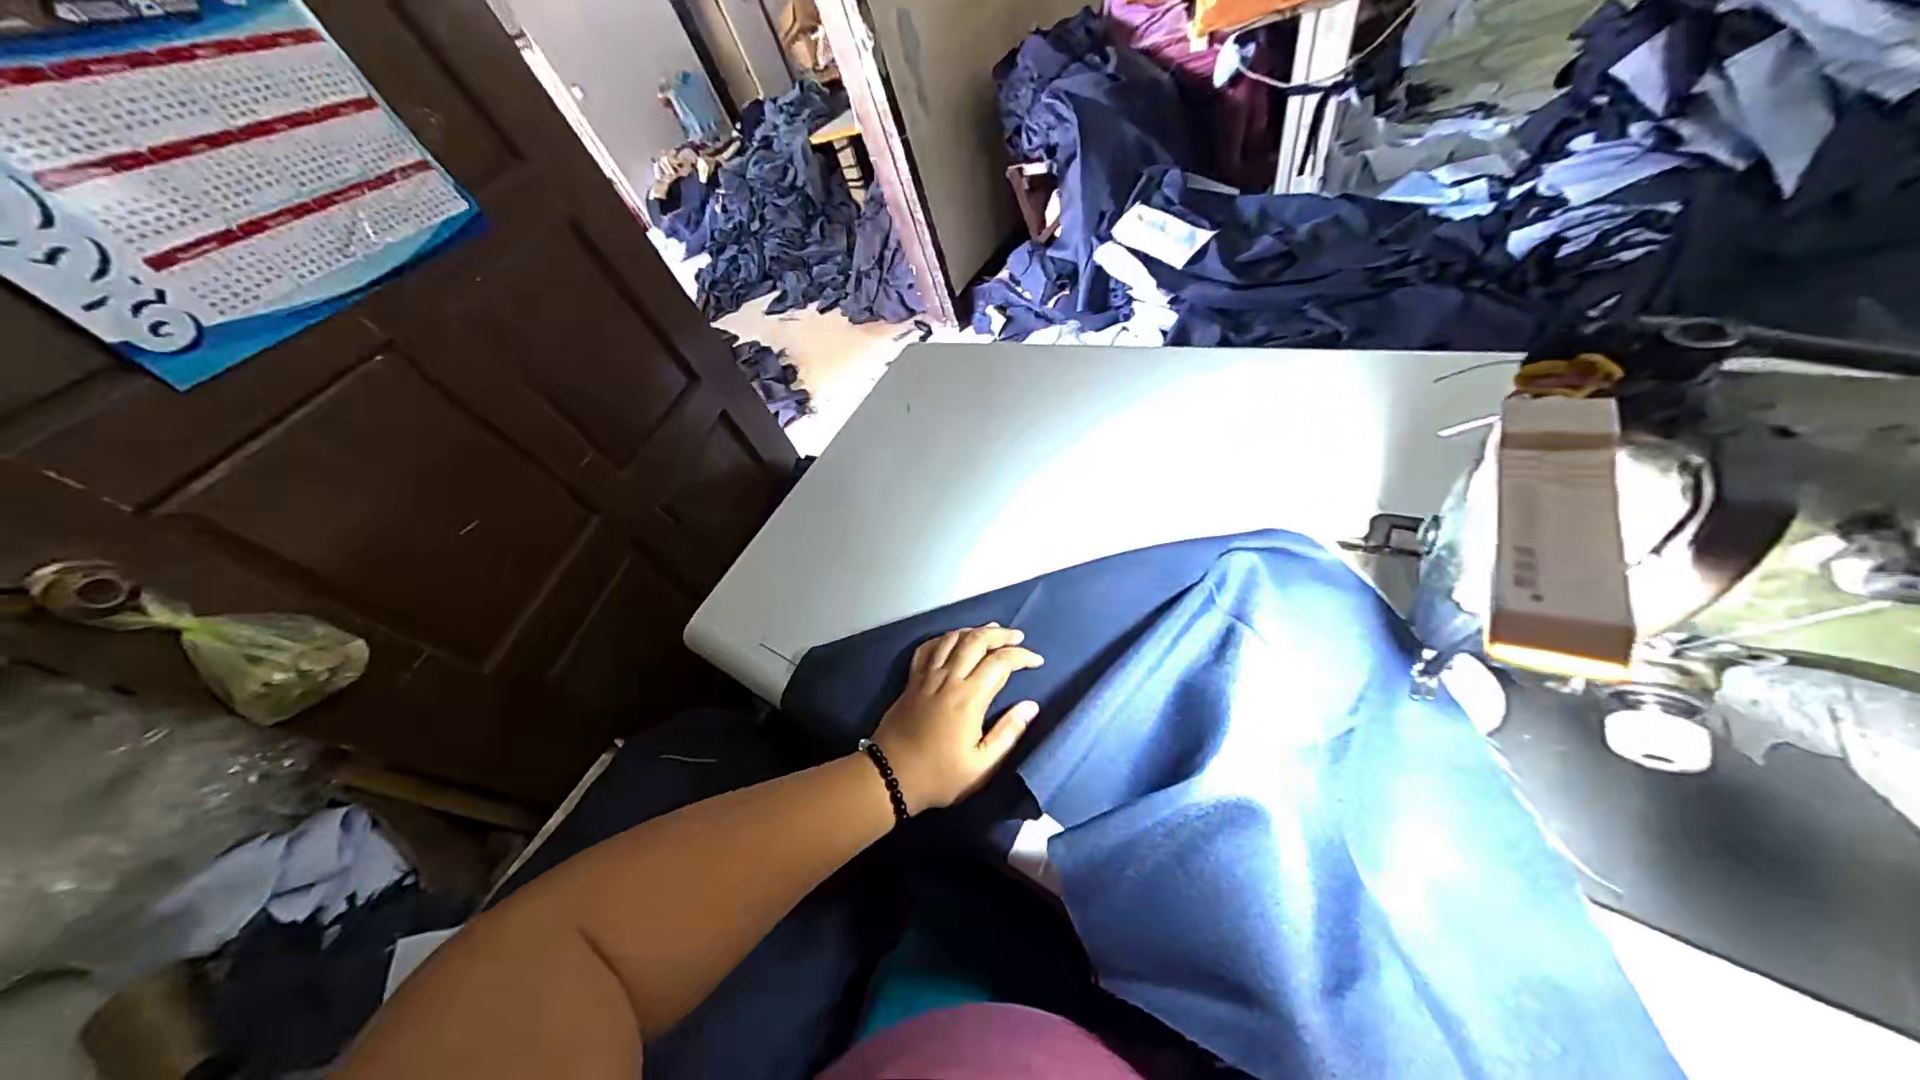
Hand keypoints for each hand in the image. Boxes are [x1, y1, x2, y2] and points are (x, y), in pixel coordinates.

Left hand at [870, 624, 1043, 814]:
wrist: (889, 776)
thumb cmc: (939, 776)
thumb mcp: (982, 765)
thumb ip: (1008, 732)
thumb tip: (1031, 706)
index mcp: (969, 698)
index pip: (1000, 662)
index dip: (1021, 656)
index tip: (1036, 660)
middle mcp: (948, 679)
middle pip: (976, 640)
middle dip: (1001, 634)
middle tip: (1018, 636)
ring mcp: (926, 677)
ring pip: (952, 639)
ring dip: (974, 630)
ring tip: (992, 630)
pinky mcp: (911, 681)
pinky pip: (927, 648)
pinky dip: (944, 638)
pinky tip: (953, 640)